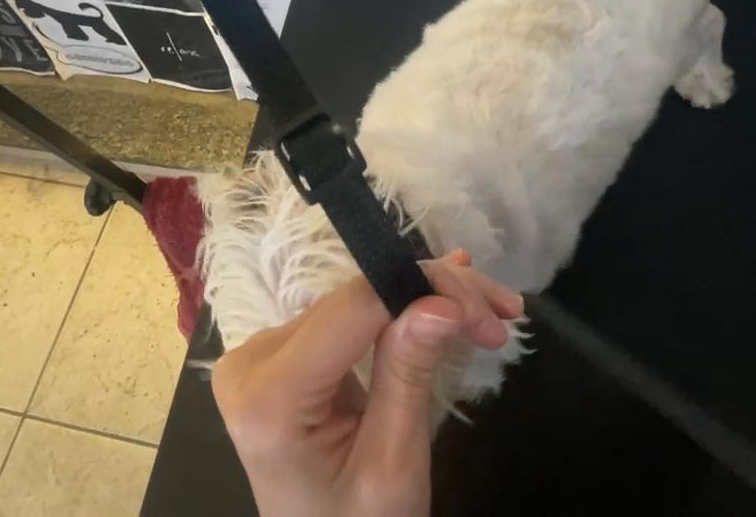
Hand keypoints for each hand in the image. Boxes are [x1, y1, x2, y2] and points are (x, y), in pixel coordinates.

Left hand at [212, 250, 522, 516]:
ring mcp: (264, 353)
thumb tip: (440, 300)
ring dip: (425, 299)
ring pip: (359, 301)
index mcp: (270, 395)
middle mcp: (254, 359)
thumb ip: (407, 375)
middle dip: (436, 296)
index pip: (353, 307)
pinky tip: (441, 296)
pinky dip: (397, 309)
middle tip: (500, 311)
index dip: (422, 290)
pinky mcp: (282, 353)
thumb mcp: (392, 466)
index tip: (487, 310)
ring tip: (488, 308)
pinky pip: (347, 316)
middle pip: (358, 300)